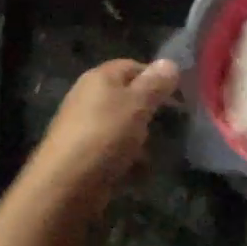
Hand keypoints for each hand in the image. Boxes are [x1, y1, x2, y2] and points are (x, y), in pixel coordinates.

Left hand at [27, 58, 178, 204]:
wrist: (67, 183)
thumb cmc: (105, 135)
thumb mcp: (137, 104)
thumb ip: (155, 84)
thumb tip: (170, 62)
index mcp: (100, 78)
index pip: (133, 66)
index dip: (157, 78)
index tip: (179, 96)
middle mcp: (89, 97)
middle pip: (127, 97)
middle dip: (150, 110)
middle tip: (174, 123)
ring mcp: (85, 126)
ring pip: (122, 125)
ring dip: (141, 137)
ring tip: (160, 149)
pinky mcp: (84, 153)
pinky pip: (114, 149)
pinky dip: (128, 157)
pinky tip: (140, 170)